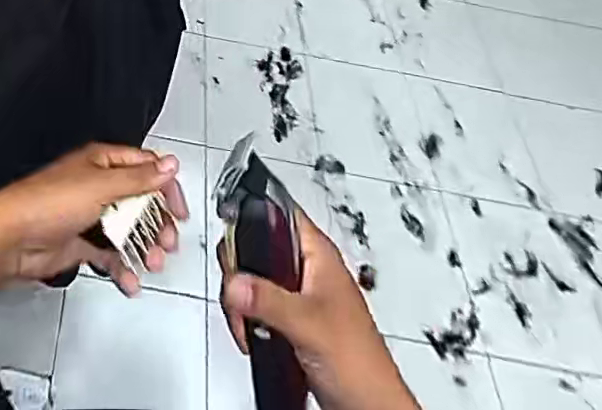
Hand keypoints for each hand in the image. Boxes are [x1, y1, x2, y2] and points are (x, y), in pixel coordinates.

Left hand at [0, 143, 187, 296]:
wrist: (8, 239)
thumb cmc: (46, 202)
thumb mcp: (101, 186)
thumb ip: (139, 178)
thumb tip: (169, 165)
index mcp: (103, 162)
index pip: (146, 169)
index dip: (166, 187)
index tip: (179, 210)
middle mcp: (98, 186)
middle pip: (140, 202)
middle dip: (157, 223)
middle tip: (168, 242)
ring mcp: (89, 215)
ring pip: (127, 229)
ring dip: (143, 247)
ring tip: (152, 263)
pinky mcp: (80, 243)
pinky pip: (109, 254)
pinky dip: (122, 267)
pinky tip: (130, 279)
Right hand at [219, 207, 418, 409]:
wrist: (369, 407)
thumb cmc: (360, 361)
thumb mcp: (307, 322)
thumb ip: (268, 299)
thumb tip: (235, 281)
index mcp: (318, 253)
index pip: (281, 212)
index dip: (255, 213)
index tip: (232, 229)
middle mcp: (307, 268)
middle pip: (261, 246)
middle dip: (242, 268)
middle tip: (238, 289)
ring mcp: (298, 295)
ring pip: (257, 278)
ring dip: (244, 299)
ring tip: (247, 321)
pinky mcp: (290, 320)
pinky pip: (258, 306)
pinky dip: (248, 318)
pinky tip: (252, 335)